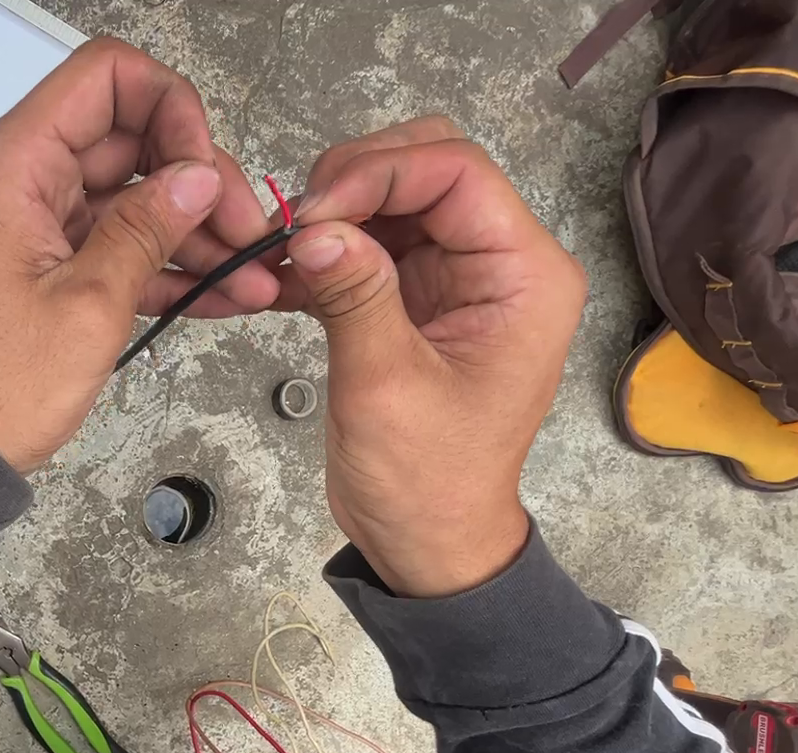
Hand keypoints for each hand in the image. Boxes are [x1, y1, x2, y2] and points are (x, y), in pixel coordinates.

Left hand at [0, 38, 282, 472]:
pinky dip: (163, 270)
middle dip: (199, 186)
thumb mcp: (87, 306)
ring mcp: (37, 228)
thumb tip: (196, 177)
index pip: (105, 79)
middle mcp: (21, 183)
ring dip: (194, 237)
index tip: (204, 171)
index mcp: (13, 168)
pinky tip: (222, 295)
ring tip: (255, 279)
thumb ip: (145, 230)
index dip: (170, 109)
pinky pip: (116, 249)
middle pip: (130, 143)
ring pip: (132, 202)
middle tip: (251, 238)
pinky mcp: (49, 269)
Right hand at [276, 117, 586, 596]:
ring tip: (275, 252)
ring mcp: (450, 283)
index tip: (305, 214)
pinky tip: (278, 278)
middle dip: (354, 183)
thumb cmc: (424, 478)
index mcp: (522, 274)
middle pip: (427, 171)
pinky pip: (366, 256)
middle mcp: (495, 264)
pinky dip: (322, 258)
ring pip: (390, 207)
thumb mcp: (385, 385)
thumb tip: (310, 226)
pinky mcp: (410, 307)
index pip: (454, 173)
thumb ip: (354, 296)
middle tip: (290, 226)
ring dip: (331, 219)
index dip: (376, 175)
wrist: (424, 537)